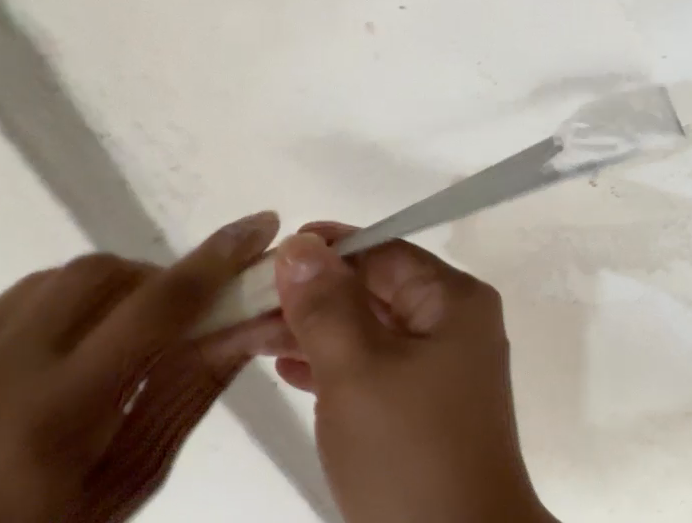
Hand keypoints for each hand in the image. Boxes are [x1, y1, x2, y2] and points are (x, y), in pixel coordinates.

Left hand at [0, 212, 284, 522]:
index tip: (261, 227)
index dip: (219, 258)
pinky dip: (47, 320)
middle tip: (176, 312)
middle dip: (153, 280)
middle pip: (100, 274)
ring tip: (109, 341)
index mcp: (54, 411)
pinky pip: (1, 312)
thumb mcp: (128, 477)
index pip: (158, 306)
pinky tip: (49, 366)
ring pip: (47, 284)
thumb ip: (192, 390)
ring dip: (99, 296)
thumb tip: (257, 320)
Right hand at [265, 223, 553, 522]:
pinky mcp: (423, 404)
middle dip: (312, 292)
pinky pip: (373, 365)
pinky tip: (286, 367)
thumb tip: (303, 243)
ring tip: (241, 335)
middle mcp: (455, 321)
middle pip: (378, 288)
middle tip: (235, 303)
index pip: (388, 253)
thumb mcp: (359, 370)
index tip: (261, 257)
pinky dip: (331, 362)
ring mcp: (442, 364)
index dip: (329, 250)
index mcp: (455, 299)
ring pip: (370, 328)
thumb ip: (328, 305)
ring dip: (312, 328)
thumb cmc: (408, 447)